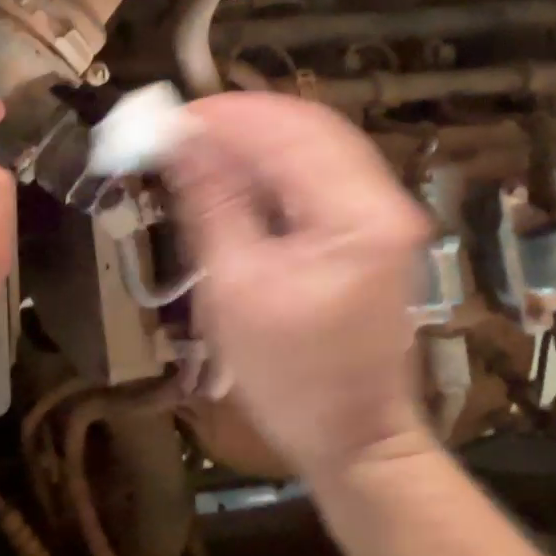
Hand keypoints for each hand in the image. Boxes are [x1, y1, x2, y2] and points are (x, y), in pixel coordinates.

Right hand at [163, 93, 433, 477]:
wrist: (354, 439)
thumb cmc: (290, 376)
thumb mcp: (233, 287)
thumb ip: (209, 201)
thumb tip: (179, 139)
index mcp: (357, 217)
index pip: (289, 132)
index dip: (226, 116)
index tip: (171, 119)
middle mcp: (383, 202)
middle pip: (307, 125)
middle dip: (239, 119)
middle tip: (180, 128)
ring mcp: (384, 212)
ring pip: (314, 141)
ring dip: (254, 136)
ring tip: (198, 147)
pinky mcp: (372, 225)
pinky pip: (319, 168)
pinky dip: (273, 160)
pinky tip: (234, 172)